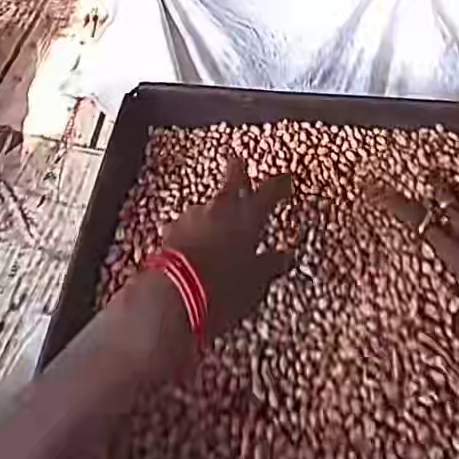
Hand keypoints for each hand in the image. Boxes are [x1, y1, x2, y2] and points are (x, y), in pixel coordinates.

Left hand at [161, 155, 293, 334]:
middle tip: (240, 162)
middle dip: (238, 170)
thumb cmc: (222, 290)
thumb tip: (286, 258)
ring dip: (215, 213)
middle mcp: (221, 207)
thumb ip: (270, 265)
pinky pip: (189, 224)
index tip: (285, 181)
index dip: (278, 185)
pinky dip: (195, 231)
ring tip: (219, 232)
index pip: (269, 191)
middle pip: (233, 178)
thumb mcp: (255, 283)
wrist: (174, 296)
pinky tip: (195, 246)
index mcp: (248, 216)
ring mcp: (194, 214)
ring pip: (210, 205)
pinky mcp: (173, 227)